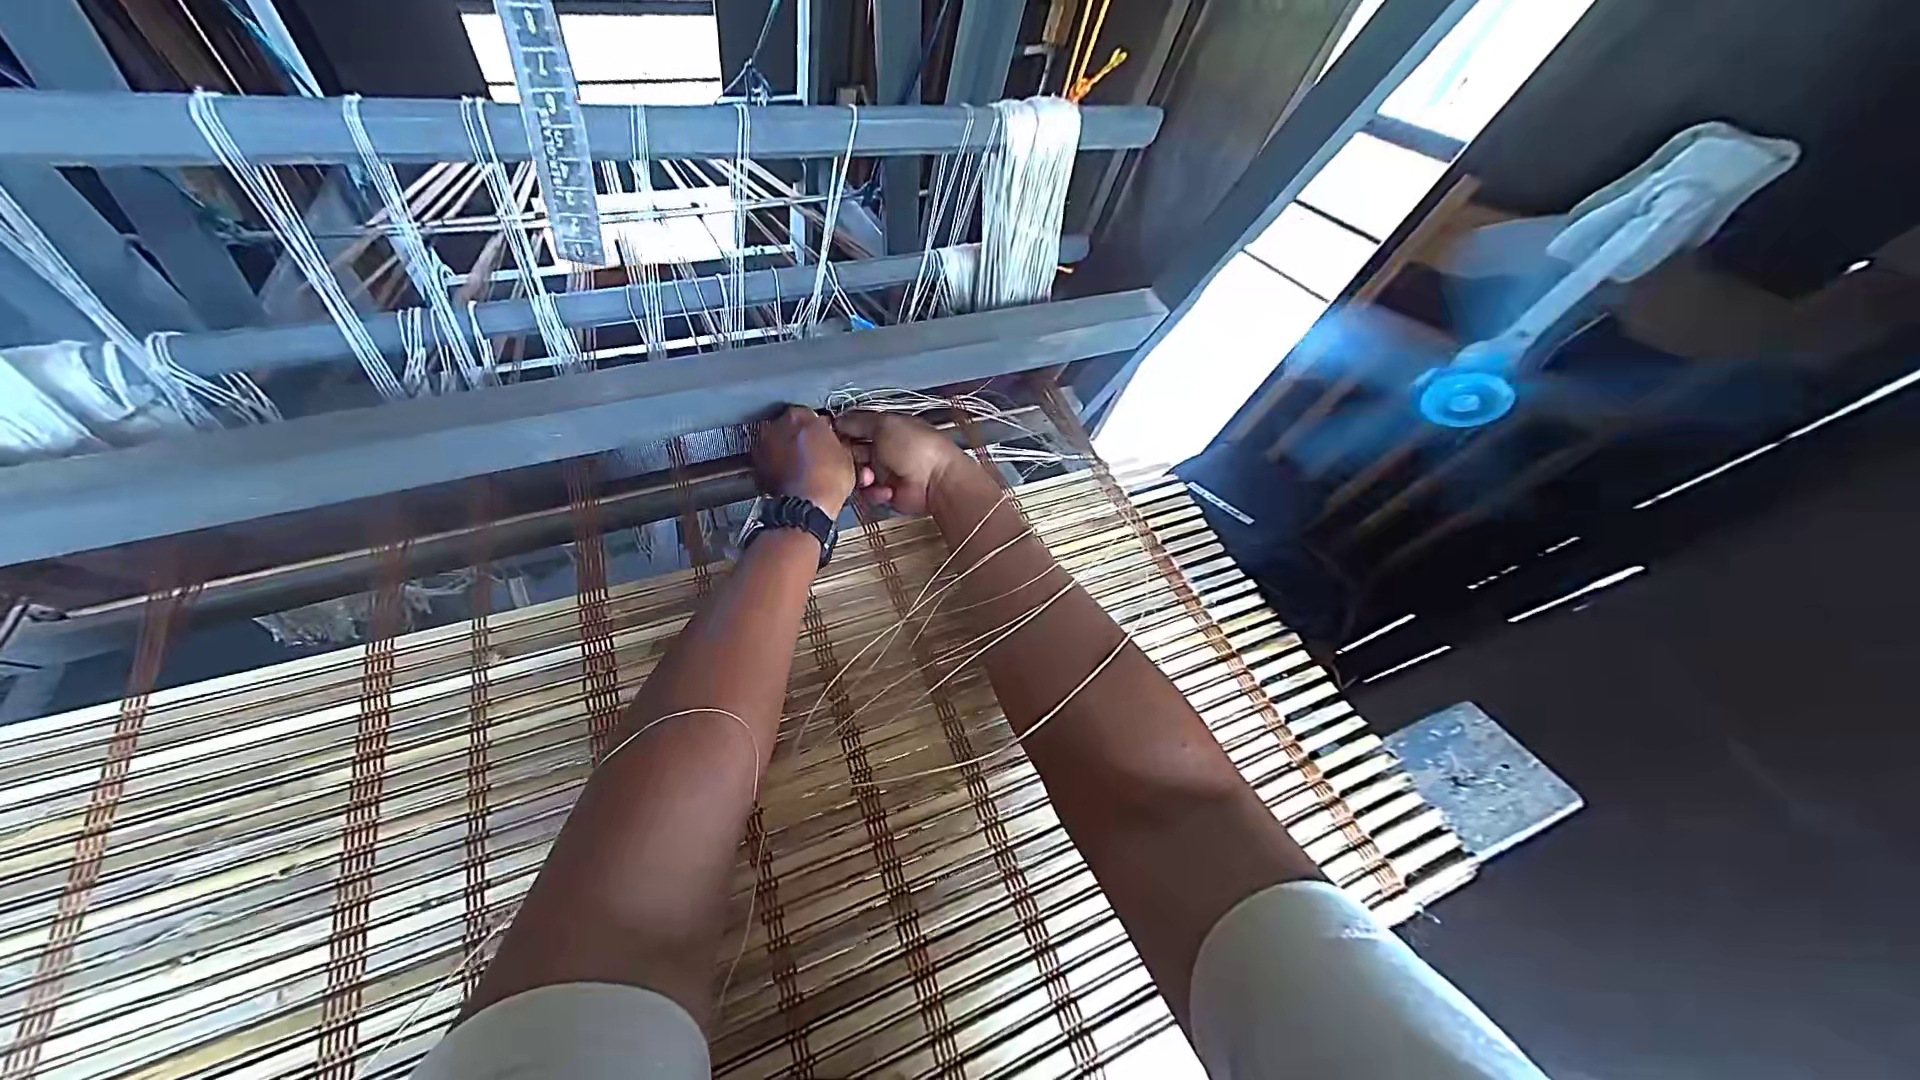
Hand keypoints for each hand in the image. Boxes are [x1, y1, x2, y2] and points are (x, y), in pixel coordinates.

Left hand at [754, 405, 856, 509]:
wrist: (806, 508)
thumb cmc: (825, 483)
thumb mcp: (846, 457)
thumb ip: (838, 443)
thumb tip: (837, 444)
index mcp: (802, 416)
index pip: (815, 415)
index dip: (823, 430)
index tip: (828, 439)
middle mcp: (779, 425)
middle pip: (793, 427)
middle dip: (802, 438)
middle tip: (815, 454)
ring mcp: (765, 444)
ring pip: (780, 442)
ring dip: (788, 450)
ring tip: (803, 467)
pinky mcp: (757, 464)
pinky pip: (770, 459)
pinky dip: (778, 465)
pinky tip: (791, 476)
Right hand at [832, 411, 972, 514]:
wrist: (936, 481)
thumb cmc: (916, 448)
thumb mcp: (884, 424)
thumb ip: (858, 421)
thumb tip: (838, 418)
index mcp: (885, 428)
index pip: (854, 427)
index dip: (840, 431)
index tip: (828, 436)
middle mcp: (883, 448)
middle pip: (851, 451)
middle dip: (848, 456)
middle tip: (850, 458)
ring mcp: (884, 471)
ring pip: (855, 474)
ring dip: (860, 477)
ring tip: (870, 478)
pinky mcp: (886, 492)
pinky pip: (867, 493)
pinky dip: (874, 493)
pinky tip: (886, 490)